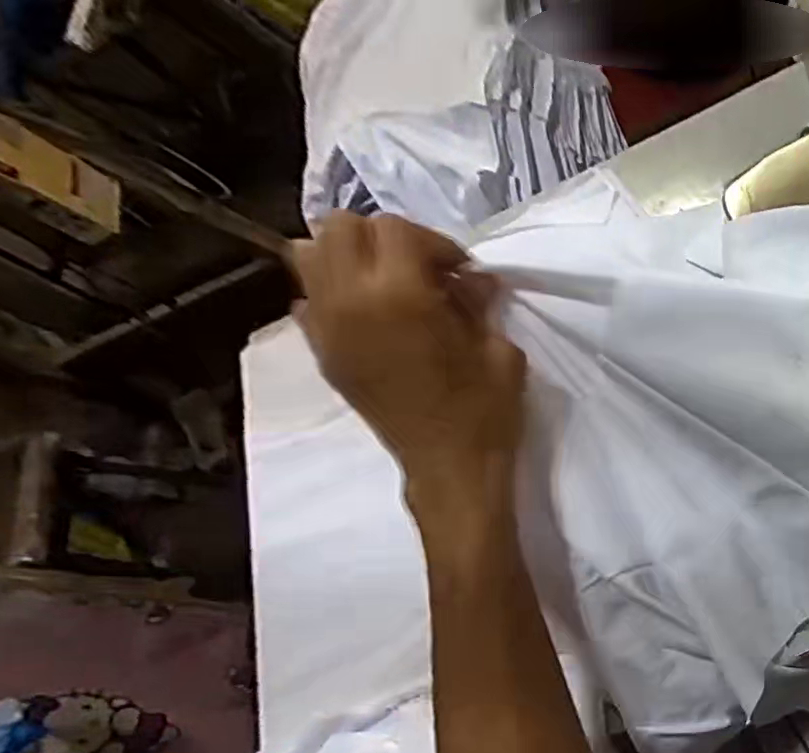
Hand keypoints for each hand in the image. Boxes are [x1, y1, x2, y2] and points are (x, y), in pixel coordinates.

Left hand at [290, 212, 524, 515]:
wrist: (451, 467)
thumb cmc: (486, 411)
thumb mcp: (500, 352)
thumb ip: (479, 304)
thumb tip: (472, 279)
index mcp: (400, 295)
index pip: (396, 229)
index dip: (435, 244)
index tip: (461, 273)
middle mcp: (350, 299)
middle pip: (342, 228)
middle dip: (386, 241)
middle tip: (423, 273)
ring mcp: (327, 326)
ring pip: (310, 253)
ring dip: (351, 258)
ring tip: (389, 287)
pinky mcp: (322, 350)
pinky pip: (309, 297)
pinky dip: (335, 293)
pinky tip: (373, 319)